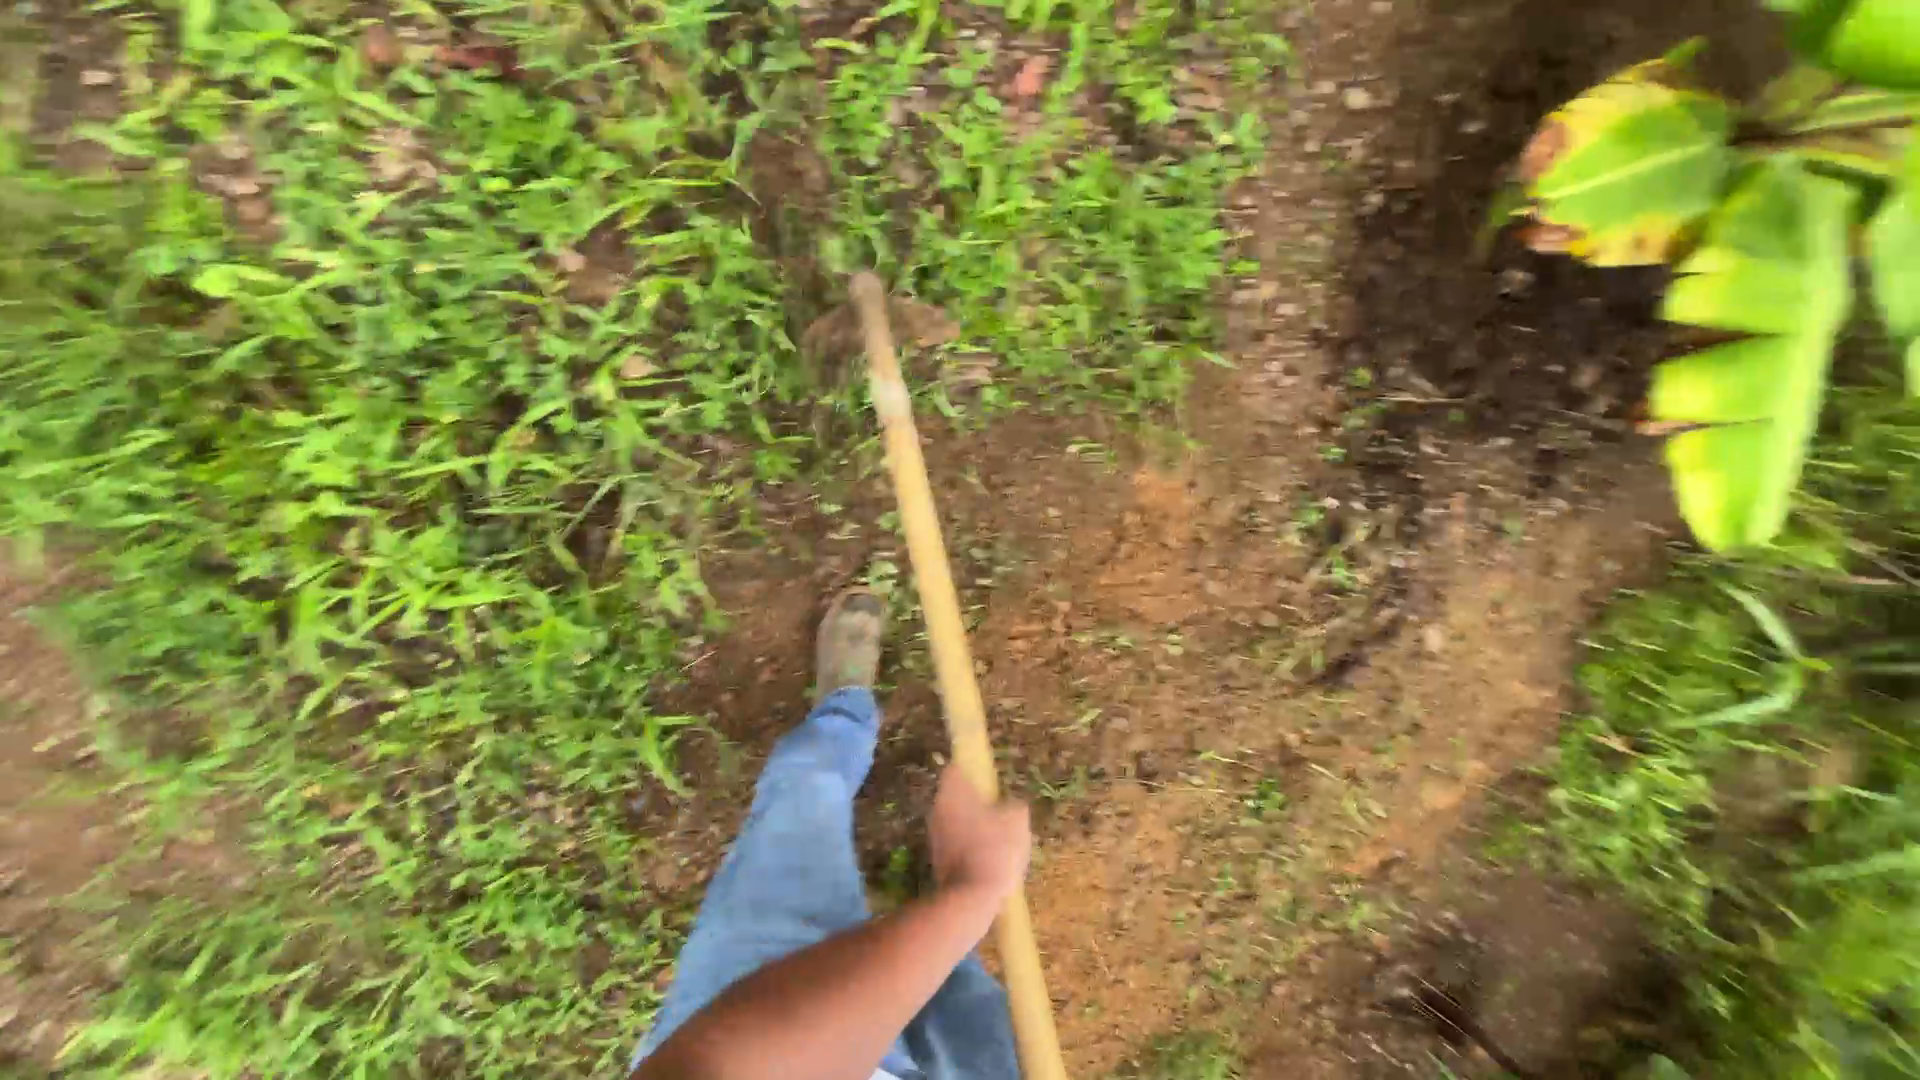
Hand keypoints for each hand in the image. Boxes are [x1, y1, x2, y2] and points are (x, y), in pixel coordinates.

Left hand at [928, 765, 1031, 901]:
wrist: (970, 897)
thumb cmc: (994, 849)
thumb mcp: (1017, 821)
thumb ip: (1014, 805)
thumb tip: (1011, 805)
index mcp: (953, 791)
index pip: (955, 768)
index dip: (973, 772)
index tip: (989, 782)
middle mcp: (937, 808)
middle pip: (956, 796)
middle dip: (976, 803)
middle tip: (1000, 813)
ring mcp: (934, 834)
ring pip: (955, 821)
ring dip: (974, 826)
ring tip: (999, 840)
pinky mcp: (936, 858)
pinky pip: (956, 843)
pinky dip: (970, 847)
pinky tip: (989, 860)